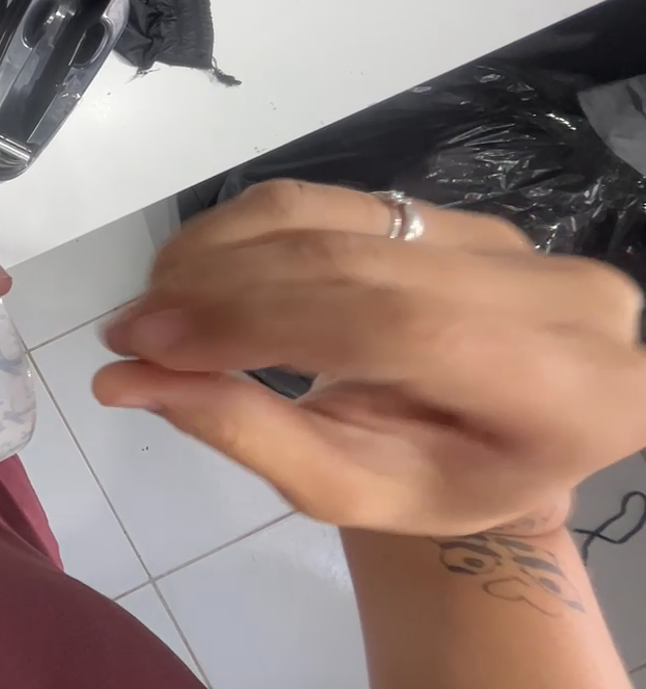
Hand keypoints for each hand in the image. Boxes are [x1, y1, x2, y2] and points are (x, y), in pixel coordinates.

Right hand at [95, 180, 645, 536]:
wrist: (477, 432)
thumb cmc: (426, 479)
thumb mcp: (343, 488)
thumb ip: (241, 432)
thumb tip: (120, 381)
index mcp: (568, 387)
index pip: (393, 325)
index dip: (254, 321)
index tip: (146, 346)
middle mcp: (546, 290)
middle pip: (339, 260)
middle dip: (209, 290)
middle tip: (127, 331)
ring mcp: (482, 234)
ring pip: (305, 215)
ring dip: (203, 255)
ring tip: (151, 306)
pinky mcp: (418, 208)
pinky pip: (295, 200)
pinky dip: (218, 234)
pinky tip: (184, 275)